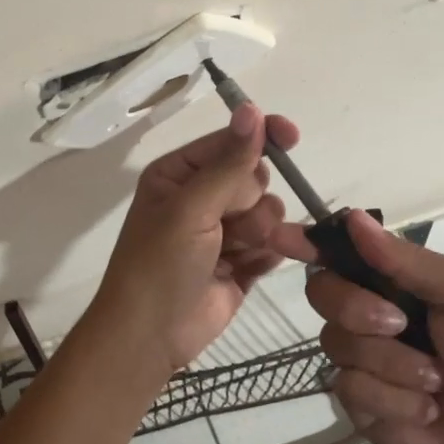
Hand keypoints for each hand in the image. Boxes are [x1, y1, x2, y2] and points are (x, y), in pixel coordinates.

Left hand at [90, 103, 301, 372]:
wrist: (152, 333)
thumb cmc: (160, 264)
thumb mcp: (190, 208)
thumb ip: (229, 163)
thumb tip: (251, 109)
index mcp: (179, 174)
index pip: (230, 142)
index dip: (260, 137)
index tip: (291, 137)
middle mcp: (201, 197)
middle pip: (255, 177)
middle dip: (249, 201)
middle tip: (225, 226)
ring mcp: (223, 231)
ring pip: (270, 212)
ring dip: (257, 232)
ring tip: (229, 254)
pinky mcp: (241, 263)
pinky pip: (274, 246)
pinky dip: (263, 256)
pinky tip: (241, 270)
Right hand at [270, 210, 443, 443]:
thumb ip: (412, 262)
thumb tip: (353, 217)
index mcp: (404, 285)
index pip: (344, 254)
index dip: (307, 242)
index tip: (277, 235)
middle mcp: (375, 317)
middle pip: (324, 291)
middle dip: (356, 307)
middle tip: (398, 324)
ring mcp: (365, 362)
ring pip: (336, 342)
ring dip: (391, 363)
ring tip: (437, 384)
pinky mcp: (359, 404)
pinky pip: (348, 387)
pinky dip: (392, 399)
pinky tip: (427, 412)